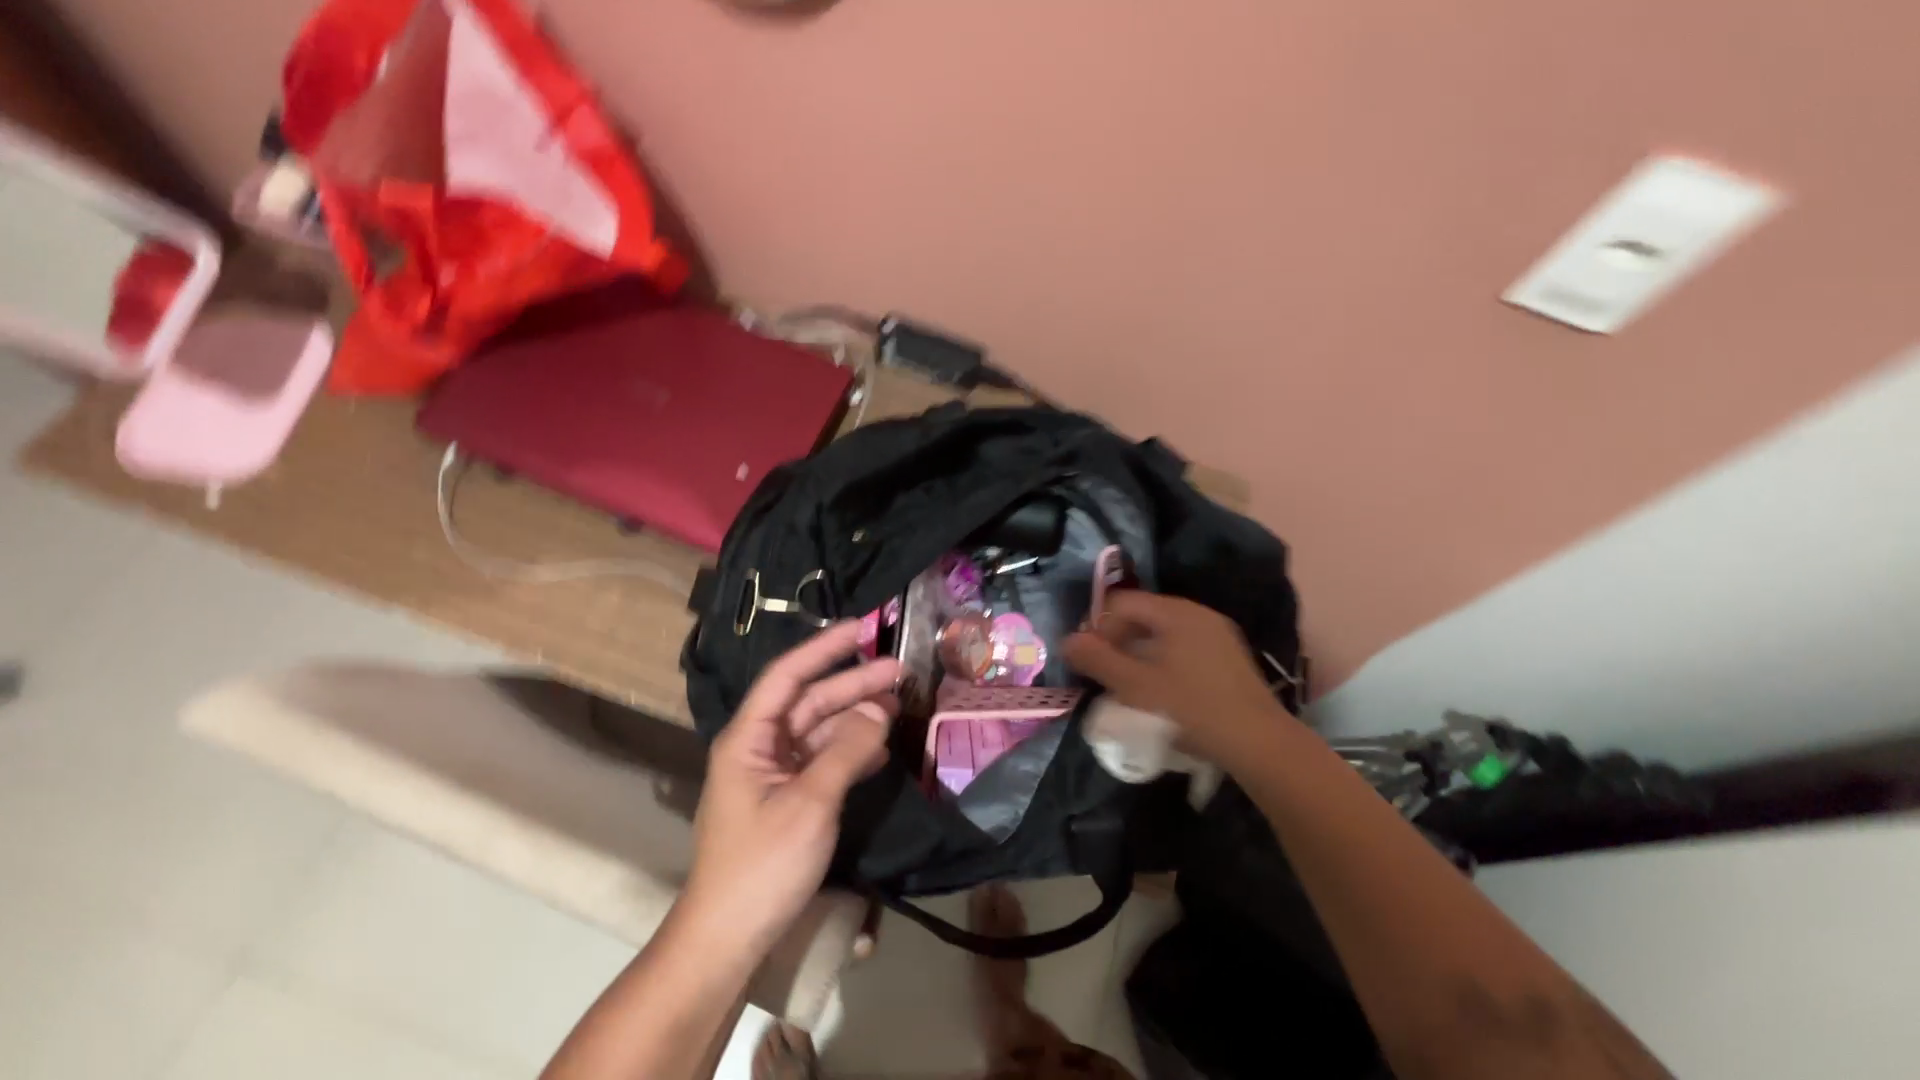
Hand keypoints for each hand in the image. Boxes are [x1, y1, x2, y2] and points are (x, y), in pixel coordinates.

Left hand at [679, 621, 899, 961]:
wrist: (728, 935)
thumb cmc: (763, 863)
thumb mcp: (810, 802)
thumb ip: (846, 750)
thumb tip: (880, 709)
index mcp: (749, 738)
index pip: (787, 676)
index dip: (823, 649)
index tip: (863, 628)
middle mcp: (758, 748)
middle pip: (808, 702)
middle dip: (853, 685)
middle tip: (901, 671)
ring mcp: (772, 776)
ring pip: (818, 732)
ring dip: (855, 719)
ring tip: (900, 705)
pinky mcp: (786, 801)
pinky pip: (821, 763)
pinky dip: (851, 753)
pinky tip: (881, 749)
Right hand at [1064, 592, 1290, 767]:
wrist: (1257, 742)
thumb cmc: (1189, 708)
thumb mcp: (1134, 686)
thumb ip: (1097, 659)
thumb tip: (1068, 641)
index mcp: (1175, 612)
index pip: (1122, 602)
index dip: (1097, 625)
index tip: (1087, 658)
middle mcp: (1199, 614)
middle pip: (1144, 615)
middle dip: (1118, 640)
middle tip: (1103, 673)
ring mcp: (1220, 635)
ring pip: (1165, 634)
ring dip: (1140, 653)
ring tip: (1129, 686)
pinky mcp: (1231, 659)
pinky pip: (1186, 649)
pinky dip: (1165, 663)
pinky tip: (1162, 693)